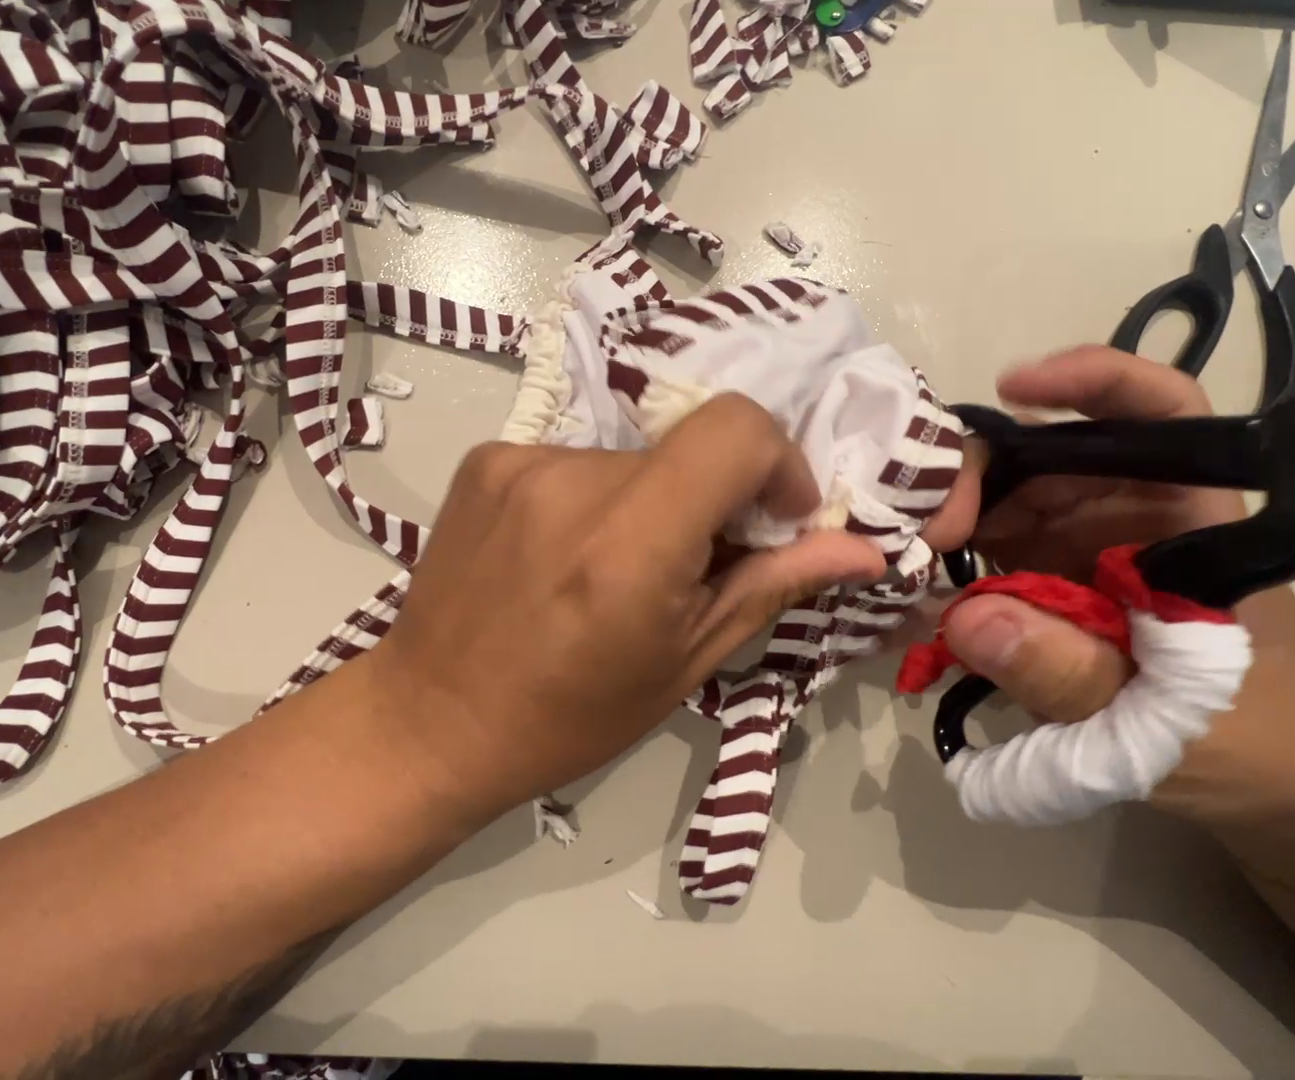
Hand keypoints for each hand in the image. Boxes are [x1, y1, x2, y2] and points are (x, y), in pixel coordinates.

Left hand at [346, 393, 976, 827]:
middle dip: (710, 498)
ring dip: (648, 501)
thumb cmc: (568, 716)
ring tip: (612, 572)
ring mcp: (518, 461)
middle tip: (690, 567)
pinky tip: (562, 558)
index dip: (777, 461)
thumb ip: (771, 585)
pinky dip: (592, 497)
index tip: (773, 518)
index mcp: (632, 541)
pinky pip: (575, 459)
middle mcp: (572, 481)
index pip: (736, 427)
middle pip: (686, 446)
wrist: (431, 720)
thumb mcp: (686, 663)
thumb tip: (862, 548)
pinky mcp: (485, 459)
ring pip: (631, 456)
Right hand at [941, 347, 1294, 827]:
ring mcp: (1084, 557)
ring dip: (953, 518)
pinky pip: (990, 557)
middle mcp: (1133, 523)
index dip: (1094, 382)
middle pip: (1052, 459)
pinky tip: (911, 583)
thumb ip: (1072, 675)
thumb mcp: (1166, 723)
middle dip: (981, 473)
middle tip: (918, 521)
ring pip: (1009, 504)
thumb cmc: (1252, 748)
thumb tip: (963, 619)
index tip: (1012, 388)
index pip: (1162, 419)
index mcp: (1192, 526)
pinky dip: (949, 565)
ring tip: (901, 552)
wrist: (1264, 795)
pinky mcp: (1048, 592)